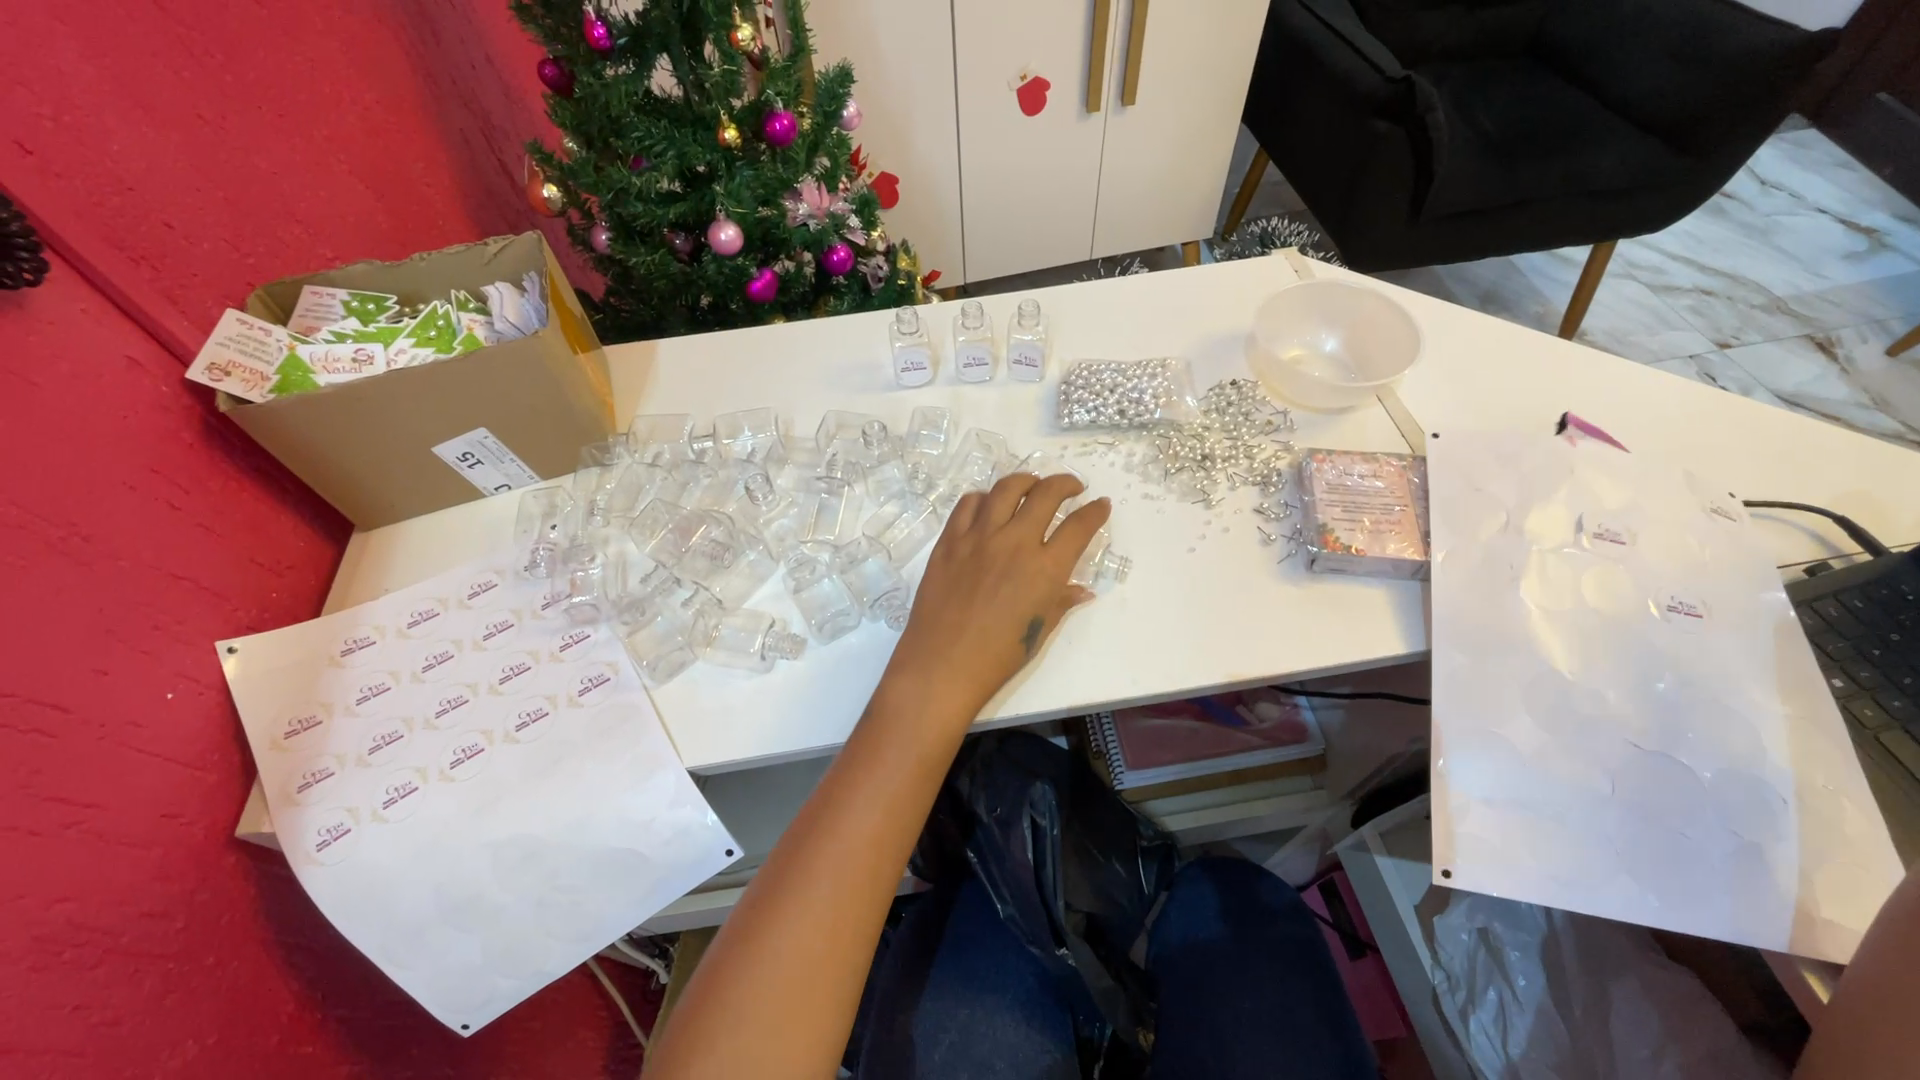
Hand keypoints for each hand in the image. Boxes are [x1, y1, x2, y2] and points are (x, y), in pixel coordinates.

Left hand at [886, 472, 1111, 715]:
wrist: (944, 663)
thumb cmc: (998, 656)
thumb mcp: (1039, 630)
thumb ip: (1061, 602)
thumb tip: (1081, 591)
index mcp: (1046, 569)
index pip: (1079, 526)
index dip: (1095, 511)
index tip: (1100, 504)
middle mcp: (1016, 543)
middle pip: (1046, 494)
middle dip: (1066, 483)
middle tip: (1072, 487)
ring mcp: (979, 537)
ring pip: (1007, 488)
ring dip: (1026, 481)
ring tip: (1033, 485)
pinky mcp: (950, 540)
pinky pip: (968, 503)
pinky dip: (984, 497)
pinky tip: (989, 505)